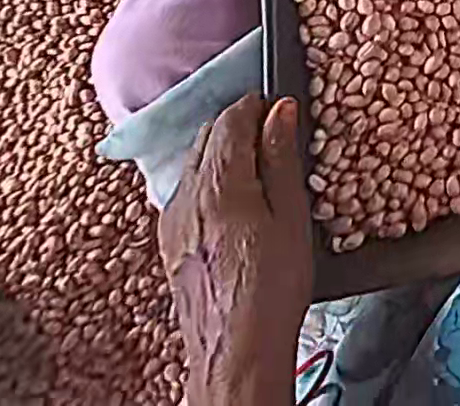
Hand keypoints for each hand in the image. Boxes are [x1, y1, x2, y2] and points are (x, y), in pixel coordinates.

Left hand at [158, 93, 310, 405]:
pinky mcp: (169, 240)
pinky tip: (237, 197)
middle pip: (208, 134)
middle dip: (240, 123)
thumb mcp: (291, 215)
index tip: (281, 109)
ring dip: (225, 148)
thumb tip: (279, 109)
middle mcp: (186, 195)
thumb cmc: (274, 284)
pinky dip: (212, 175)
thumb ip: (280, 157)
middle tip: (276, 135)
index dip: (257, 105)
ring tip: (261, 166)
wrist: (234, 355)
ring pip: (196, 159)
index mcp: (219, 185)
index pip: (230, 119)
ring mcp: (171, 219)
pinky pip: (189, 186)